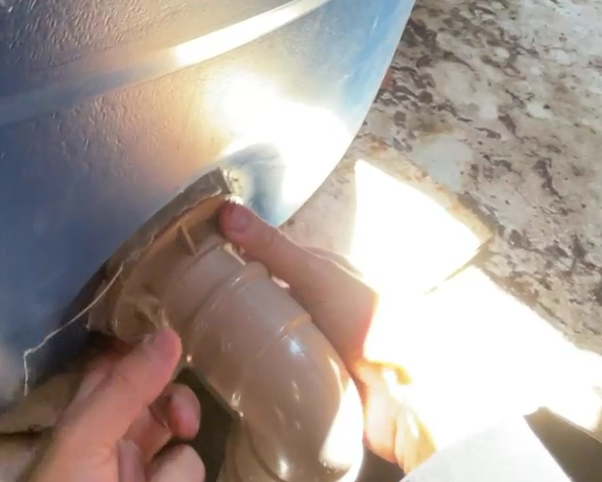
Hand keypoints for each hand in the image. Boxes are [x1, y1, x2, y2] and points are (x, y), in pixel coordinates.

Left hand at [27, 328, 203, 481]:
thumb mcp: (85, 439)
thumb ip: (127, 387)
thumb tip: (170, 332)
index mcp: (86, 421)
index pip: (120, 370)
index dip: (147, 354)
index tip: (177, 342)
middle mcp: (116, 450)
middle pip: (162, 407)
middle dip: (178, 410)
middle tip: (184, 422)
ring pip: (183, 459)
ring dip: (173, 478)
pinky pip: (187, 480)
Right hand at [218, 201, 436, 469]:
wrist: (409, 391)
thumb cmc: (368, 319)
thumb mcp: (315, 273)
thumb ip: (271, 246)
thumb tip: (225, 209)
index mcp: (318, 269)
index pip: (265, 255)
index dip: (232, 256)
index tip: (193, 264)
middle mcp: (315, 301)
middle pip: (264, 296)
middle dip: (234, 303)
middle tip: (192, 312)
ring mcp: (315, 341)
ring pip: (267, 334)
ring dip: (245, 339)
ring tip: (205, 346)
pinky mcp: (314, 379)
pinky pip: (276, 369)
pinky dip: (258, 369)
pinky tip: (233, 375)